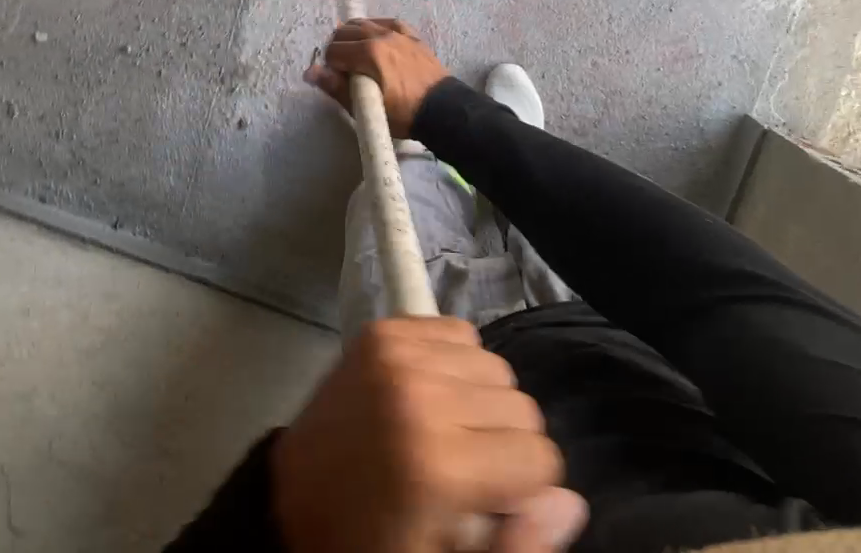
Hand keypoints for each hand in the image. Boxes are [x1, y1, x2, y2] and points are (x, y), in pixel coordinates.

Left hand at [272, 318, 584, 552]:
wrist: (293, 498)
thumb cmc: (373, 538)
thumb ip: (516, 543)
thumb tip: (568, 499)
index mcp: (439, 466)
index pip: (540, 457)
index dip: (523, 486)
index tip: (490, 498)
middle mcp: (422, 395)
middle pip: (522, 407)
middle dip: (505, 441)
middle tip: (464, 466)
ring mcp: (398, 353)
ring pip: (495, 366)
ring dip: (482, 398)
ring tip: (446, 428)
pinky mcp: (382, 329)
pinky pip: (460, 331)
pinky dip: (457, 361)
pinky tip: (430, 392)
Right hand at [305, 19, 450, 137]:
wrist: (443, 110)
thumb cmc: (402, 113)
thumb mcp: (365, 106)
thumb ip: (335, 87)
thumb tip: (310, 72)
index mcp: (367, 52)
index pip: (333, 50)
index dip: (329, 66)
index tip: (337, 80)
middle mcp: (381, 35)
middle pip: (344, 32)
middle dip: (338, 49)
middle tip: (343, 70)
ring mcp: (398, 33)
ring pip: (364, 23)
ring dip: (353, 36)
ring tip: (356, 56)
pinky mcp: (411, 36)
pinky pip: (386, 23)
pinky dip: (375, 28)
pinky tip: (375, 39)